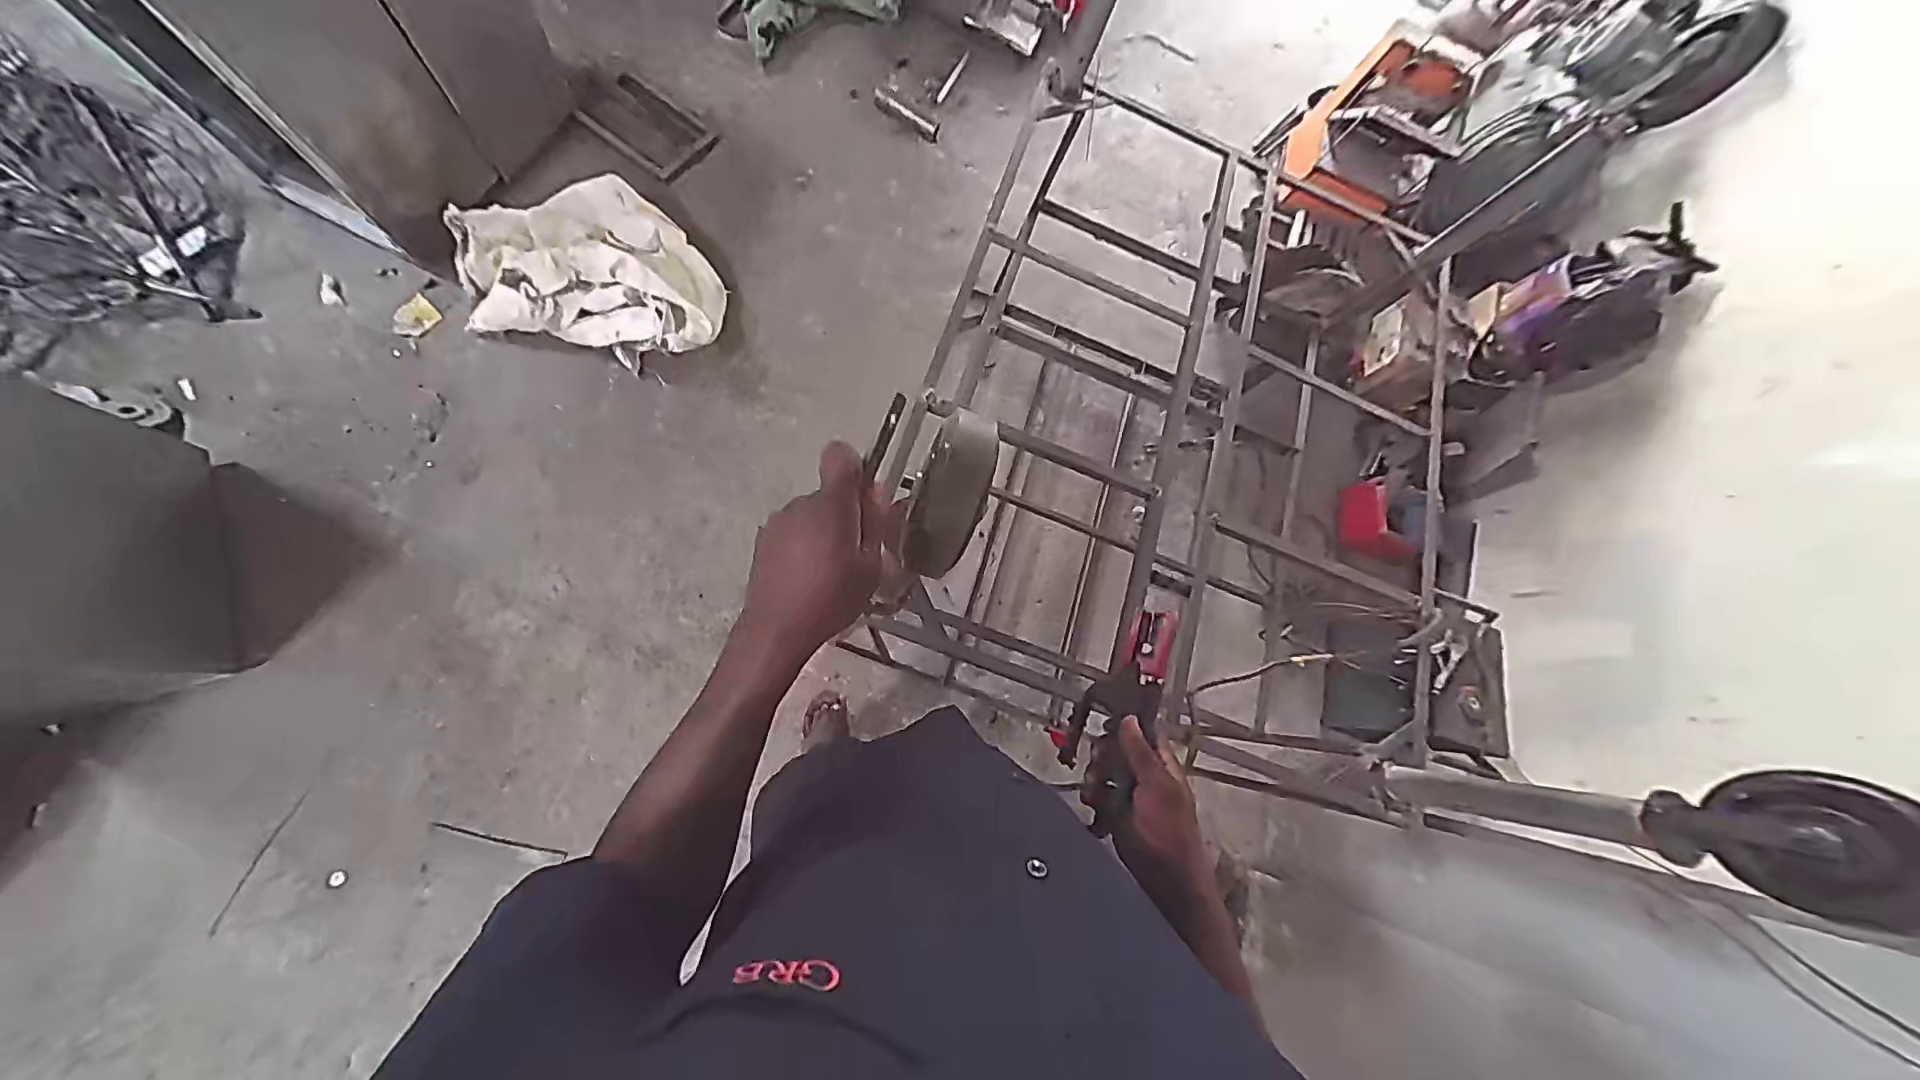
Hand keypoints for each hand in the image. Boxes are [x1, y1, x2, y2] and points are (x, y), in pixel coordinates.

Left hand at [738, 441, 900, 667]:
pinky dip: (804, 545)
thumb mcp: (872, 568)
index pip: (841, 457)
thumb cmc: (831, 599)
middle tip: (858, 550)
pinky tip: (810, 577)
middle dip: (846, 513)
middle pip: (829, 493)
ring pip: (811, 514)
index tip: (866, 498)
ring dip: (824, 532)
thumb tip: (876, 502)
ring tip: (832, 570)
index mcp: (831, 505)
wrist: (777, 629)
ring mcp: (778, 521)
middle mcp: (802, 504)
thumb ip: (876, 528)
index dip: (855, 470)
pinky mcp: (764, 541)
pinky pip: (794, 532)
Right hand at [1104, 717, 1216, 914]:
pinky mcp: (1114, 815)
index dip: (1127, 725)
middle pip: (1116, 750)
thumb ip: (1141, 752)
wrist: (1164, 882)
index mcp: (1162, 765)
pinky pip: (1097, 796)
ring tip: (1095, 791)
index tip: (1105, 722)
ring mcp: (1129, 796)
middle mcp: (1145, 776)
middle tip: (1100, 764)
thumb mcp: (1158, 785)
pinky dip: (1092, 797)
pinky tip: (1091, 804)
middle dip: (1104, 755)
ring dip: (1095, 777)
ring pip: (1103, 772)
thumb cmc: (1170, 830)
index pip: (1144, 733)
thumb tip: (1129, 718)